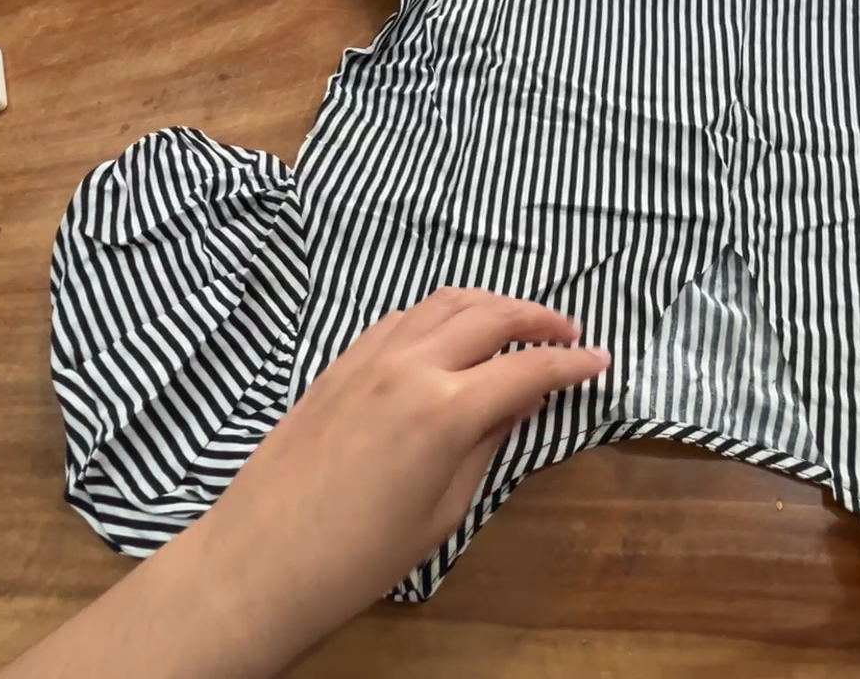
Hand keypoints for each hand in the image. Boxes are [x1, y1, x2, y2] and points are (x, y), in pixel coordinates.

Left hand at [195, 288, 609, 668]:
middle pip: (492, 315)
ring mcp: (373, 353)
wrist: (261, 559)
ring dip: (491, 304)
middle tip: (568, 333)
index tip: (599, 361)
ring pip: (447, 301)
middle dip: (539, 318)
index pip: (527, 368)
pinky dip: (442, 313)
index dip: (571, 363)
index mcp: (444, 408)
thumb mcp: (445, 508)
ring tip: (517, 322)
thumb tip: (525, 397)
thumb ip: (490, 440)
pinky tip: (452, 332)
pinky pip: (405, 316)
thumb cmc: (361, 554)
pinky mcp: (345, 357)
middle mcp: (412, 362)